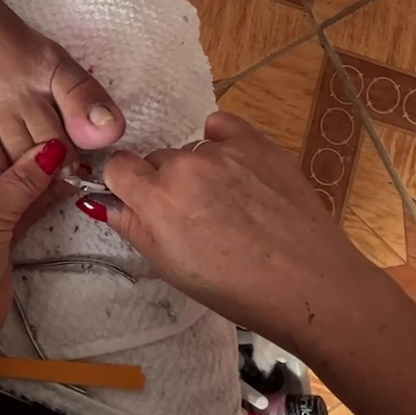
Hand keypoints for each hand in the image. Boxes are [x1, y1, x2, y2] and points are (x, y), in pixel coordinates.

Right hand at [92, 112, 381, 348]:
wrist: (313, 286)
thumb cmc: (235, 288)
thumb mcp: (170, 267)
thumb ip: (131, 226)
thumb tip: (101, 202)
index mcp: (156, 197)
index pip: (117, 166)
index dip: (127, 185)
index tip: (143, 203)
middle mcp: (184, 165)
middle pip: (156, 160)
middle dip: (165, 182)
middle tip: (193, 215)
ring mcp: (222, 151)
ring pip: (190, 150)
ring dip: (197, 169)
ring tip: (228, 203)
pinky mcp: (257, 143)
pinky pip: (221, 126)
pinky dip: (221, 139)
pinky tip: (235, 166)